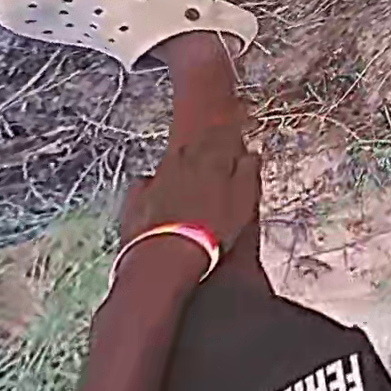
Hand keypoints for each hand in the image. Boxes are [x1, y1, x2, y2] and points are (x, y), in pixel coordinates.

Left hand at [119, 127, 260, 253]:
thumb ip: (248, 171)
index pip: (221, 134)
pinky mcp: (138, 197)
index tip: (233, 138)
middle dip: (205, 150)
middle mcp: (183, 159)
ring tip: (191, 182)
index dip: (227, 135)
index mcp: (212, 157)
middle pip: (195, 146)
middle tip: (213, 164)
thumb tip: (251, 155)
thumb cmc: (213, 227)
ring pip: (173, 161)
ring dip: (182, 166)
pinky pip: (147, 182)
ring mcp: (158, 177)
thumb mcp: (244, 199)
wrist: (167, 256)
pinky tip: (159, 195)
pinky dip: (154, 185)